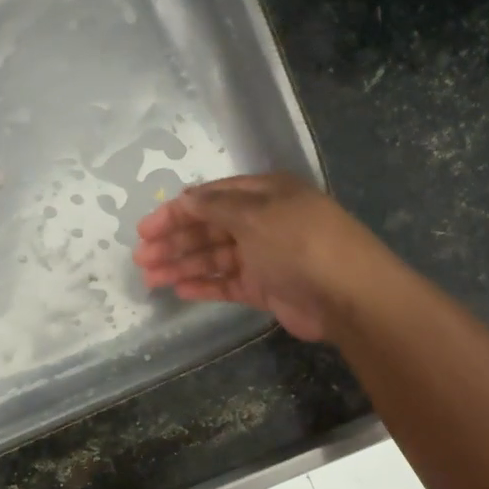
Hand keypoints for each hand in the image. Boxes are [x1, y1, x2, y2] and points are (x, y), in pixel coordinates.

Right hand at [132, 173, 390, 341]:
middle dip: (174, 241)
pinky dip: (203, 285)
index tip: (145, 229)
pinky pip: (227, 284)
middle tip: (141, 258)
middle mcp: (263, 222)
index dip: (177, 211)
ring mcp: (265, 257)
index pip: (212, 198)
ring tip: (150, 279)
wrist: (347, 294)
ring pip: (214, 258)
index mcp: (264, 194)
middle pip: (209, 228)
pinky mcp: (266, 288)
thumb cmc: (300, 243)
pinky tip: (178, 289)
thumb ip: (216, 206)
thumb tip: (186, 198)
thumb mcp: (255, 214)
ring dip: (182, 265)